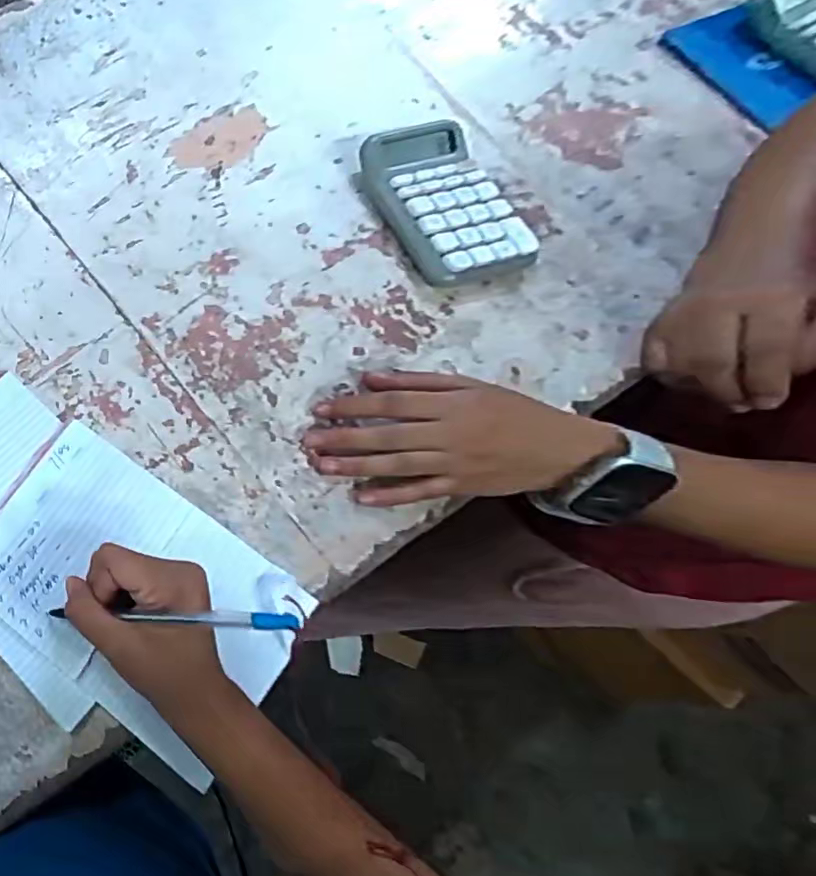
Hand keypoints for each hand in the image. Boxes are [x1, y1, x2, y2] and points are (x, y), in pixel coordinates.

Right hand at [62, 545, 232, 717]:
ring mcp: (179, 573)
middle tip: (120, 624)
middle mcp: (179, 568)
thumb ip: (85, 611)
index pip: (109, 559)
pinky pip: (131, 575)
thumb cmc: (162, 674)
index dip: (98, 588)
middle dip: (105, 592)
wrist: (196, 695)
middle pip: (114, 561)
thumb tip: (72, 584)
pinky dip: (124, 596)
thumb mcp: (115, 645)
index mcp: (171, 579)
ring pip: (119, 567)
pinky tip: (136, 620)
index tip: (113, 620)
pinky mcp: (174, 581)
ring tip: (129, 624)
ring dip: (113, 596)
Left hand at [301, 371, 620, 507]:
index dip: (353, 406)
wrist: (567, 449)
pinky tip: (361, 496)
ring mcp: (454, 462)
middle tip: (308, 441)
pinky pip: (420, 491)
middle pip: (388, 435)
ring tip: (321, 466)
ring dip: (357, 467)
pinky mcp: (460, 486)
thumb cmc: (513, 412)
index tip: (320, 410)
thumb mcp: (471, 387)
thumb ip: (418, 383)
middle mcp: (450, 433)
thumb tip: (369, 378)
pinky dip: (391, 495)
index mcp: (452, 404)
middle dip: (344, 438)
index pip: (392, 404)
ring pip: (398, 464)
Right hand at [643, 240, 815, 411]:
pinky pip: (653, 351)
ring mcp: (680, 311)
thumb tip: (781, 372)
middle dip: (726, 389)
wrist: (762, 228)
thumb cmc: (803, 261)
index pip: (764, 351)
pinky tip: (682, 379)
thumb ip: (803, 335)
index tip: (769, 403)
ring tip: (714, 396)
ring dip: (693, 385)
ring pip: (677, 360)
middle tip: (741, 406)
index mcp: (770, 297)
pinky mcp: (660, 315)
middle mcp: (715, 306)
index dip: (767, 382)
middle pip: (712, 361)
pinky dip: (663, 370)